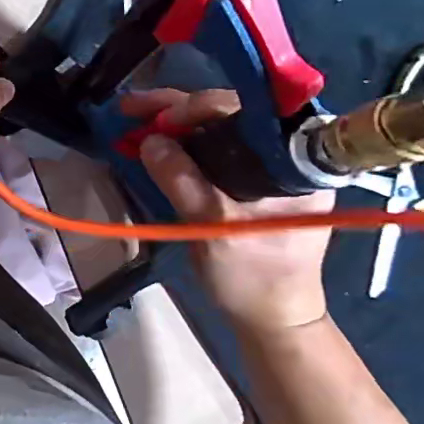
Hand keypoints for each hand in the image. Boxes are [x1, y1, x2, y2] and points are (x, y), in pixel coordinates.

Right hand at [125, 89, 335, 334]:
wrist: (268, 317)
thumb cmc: (255, 278)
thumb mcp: (217, 229)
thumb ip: (185, 183)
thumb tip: (150, 141)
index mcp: (294, 163)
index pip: (250, 112)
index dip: (204, 107)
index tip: (165, 119)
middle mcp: (280, 155)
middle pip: (227, 114)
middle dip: (176, 108)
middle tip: (130, 106)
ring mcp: (258, 166)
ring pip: (212, 128)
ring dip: (169, 121)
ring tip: (130, 115)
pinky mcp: (238, 178)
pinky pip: (206, 149)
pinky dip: (174, 143)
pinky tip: (145, 139)